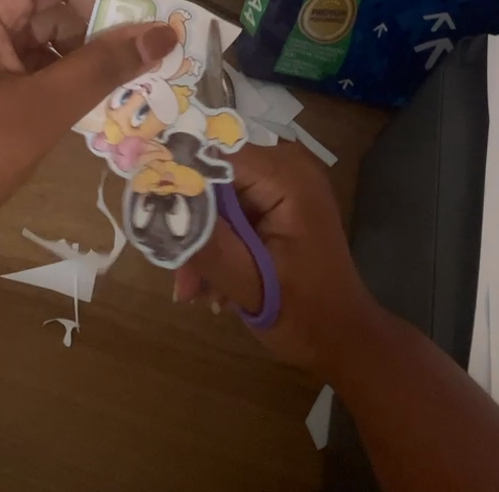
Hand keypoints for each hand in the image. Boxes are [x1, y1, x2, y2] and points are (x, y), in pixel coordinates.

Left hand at [0, 0, 179, 275]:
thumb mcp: (40, 110)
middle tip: (160, 32)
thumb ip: (104, 66)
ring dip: (91, 37)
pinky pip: (30, 48)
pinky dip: (66, 61)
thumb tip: (164, 34)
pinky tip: (100, 83)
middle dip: (108, 5)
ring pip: (45, 19)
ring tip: (140, 60)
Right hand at [172, 142, 385, 374]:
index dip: (178, 182)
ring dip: (201, 238)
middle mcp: (287, 166)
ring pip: (218, 195)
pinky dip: (218, 241)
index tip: (152, 220)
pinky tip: (212, 282)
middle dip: (191, 222)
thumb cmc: (306, 315)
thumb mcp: (250, 283)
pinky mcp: (278, 200)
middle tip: (179, 274)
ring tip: (194, 289)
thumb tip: (158, 203)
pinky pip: (232, 208)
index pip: (214, 157)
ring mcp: (284, 183)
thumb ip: (206, 242)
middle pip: (213, 176)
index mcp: (287, 176)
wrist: (346, 340)